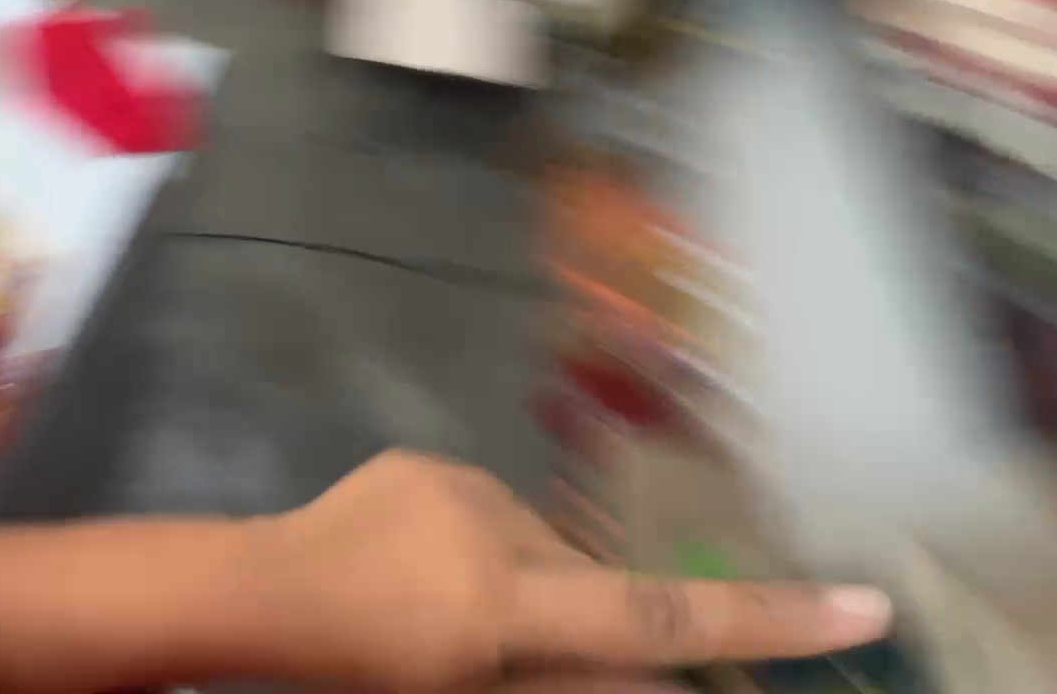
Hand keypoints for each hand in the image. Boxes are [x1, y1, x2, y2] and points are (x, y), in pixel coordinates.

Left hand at [255, 452, 890, 691]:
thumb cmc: (368, 665)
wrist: (272, 586)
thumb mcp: (476, 691)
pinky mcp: (416, 459)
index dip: (757, 616)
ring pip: (534, 533)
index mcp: (501, 596)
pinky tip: (429, 560)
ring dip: (526, 570)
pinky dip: (481, 536)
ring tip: (458, 597)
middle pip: (584, 572)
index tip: (857, 603)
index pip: (647, 612)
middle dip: (583, 607)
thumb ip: (569, 679)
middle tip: (523, 638)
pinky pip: (482, 504)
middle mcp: (486, 521)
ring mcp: (446, 478)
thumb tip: (651, 672)